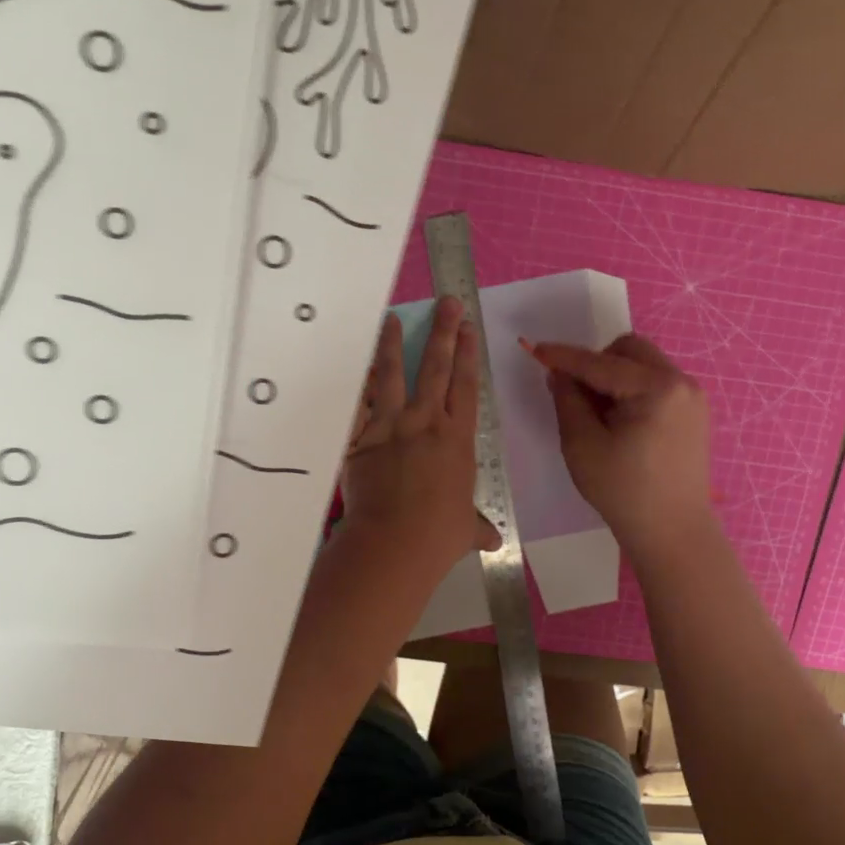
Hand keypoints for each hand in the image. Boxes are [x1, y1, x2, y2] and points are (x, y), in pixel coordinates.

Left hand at [342, 298, 499, 567]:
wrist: (395, 542)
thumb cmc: (438, 535)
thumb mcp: (464, 529)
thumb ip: (475, 526)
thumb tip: (493, 541)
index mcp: (457, 439)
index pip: (465, 386)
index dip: (467, 354)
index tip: (468, 327)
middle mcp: (426, 424)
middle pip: (435, 368)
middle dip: (442, 332)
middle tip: (447, 302)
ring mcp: (390, 427)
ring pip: (391, 376)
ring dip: (390, 345)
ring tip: (390, 319)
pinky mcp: (359, 438)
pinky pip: (355, 405)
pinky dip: (353, 384)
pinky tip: (351, 363)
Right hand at [528, 334, 713, 555]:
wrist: (672, 531)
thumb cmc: (622, 491)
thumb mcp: (582, 445)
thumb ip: (568, 401)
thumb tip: (560, 375)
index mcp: (657, 389)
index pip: (601, 363)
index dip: (565, 357)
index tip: (536, 349)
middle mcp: (681, 383)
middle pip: (629, 350)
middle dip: (597, 362)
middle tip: (575, 393)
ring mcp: (692, 397)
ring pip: (644, 365)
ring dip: (614, 376)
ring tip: (597, 413)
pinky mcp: (694, 413)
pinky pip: (656, 384)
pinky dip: (632, 390)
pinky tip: (618, 422)